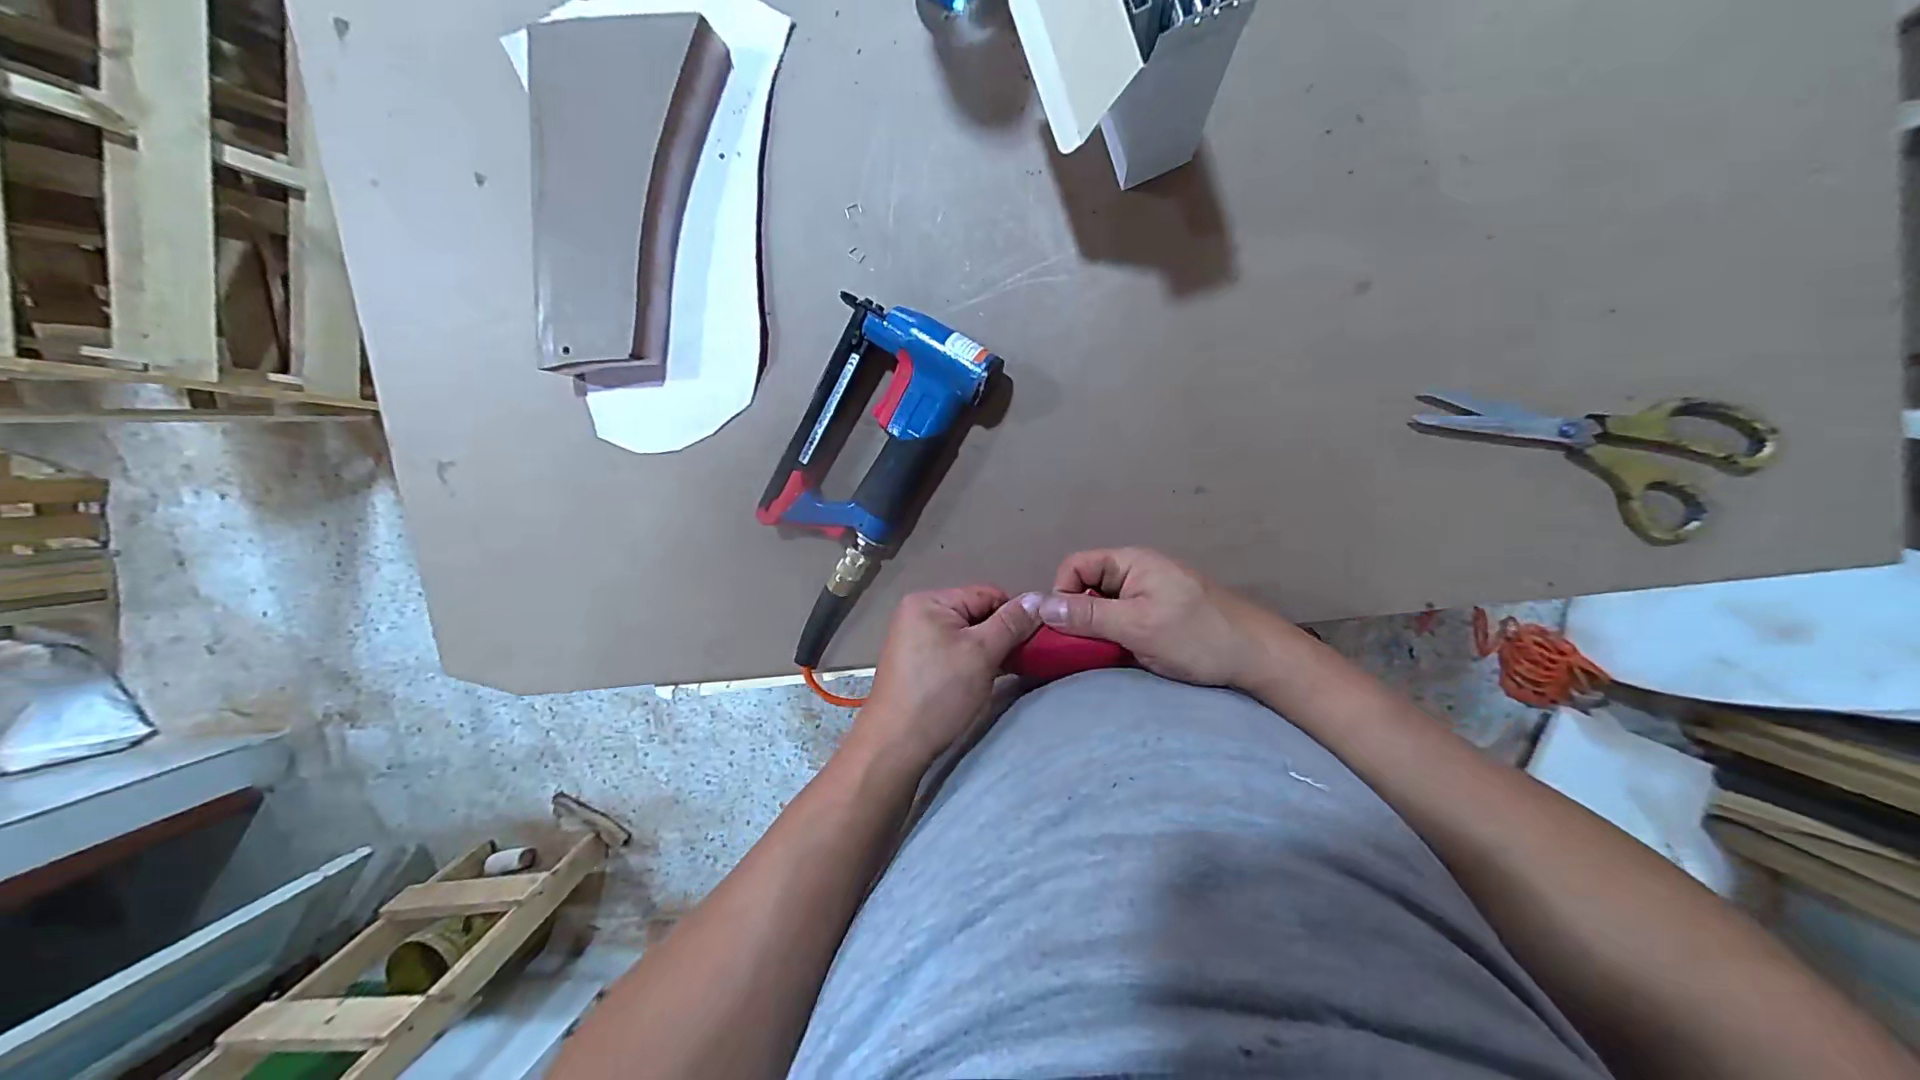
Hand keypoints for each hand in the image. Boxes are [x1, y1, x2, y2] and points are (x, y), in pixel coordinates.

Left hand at [850, 586, 1041, 769]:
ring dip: (989, 650)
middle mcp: (918, 612)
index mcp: (929, 600)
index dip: (1014, 614)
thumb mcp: (982, 653)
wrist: (896, 743)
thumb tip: (1039, 598)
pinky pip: (953, 650)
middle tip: (1024, 658)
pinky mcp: (917, 661)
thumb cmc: (940, 692)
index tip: (1036, 640)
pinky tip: (985, 678)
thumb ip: (1012, 623)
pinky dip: (972, 661)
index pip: (987, 594)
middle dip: (1001, 634)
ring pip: (967, 634)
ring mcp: (915, 637)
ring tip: (1006, 671)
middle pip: (976, 612)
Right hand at [1039, 547, 1285, 687]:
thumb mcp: (1136, 627)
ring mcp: (1149, 595)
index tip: (1066, 629)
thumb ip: (1086, 616)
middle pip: (1086, 587)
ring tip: (1102, 655)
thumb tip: (1038, 605)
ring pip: (1103, 608)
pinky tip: (1121, 656)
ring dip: (1097, 631)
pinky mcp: (1158, 617)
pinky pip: (1121, 621)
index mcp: (1130, 561)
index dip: (1062, 594)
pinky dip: (1114, 638)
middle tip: (1081, 648)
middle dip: (1078, 616)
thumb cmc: (1197, 636)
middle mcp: (1136, 572)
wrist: (1258, 658)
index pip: (1074, 566)